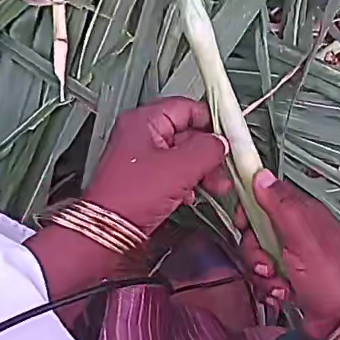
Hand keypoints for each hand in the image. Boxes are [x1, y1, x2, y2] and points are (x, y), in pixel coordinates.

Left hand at [83, 98, 230, 233]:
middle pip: (187, 133)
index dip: (211, 122)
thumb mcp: (179, 168)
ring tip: (214, 187)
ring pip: (182, 157)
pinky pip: (172, 174)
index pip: (187, 108)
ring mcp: (141, 158)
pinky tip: (190, 197)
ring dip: (201, 171)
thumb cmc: (132, 196)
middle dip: (209, 153)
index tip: (230, 138)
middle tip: (224, 169)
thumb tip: (222, 143)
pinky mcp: (143, 180)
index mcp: (145, 121)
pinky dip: (185, 184)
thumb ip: (208, 149)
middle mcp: (141, 135)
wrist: (109, 231)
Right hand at [239, 169, 339, 339]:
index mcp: (303, 215)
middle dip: (254, 252)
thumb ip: (281, 205)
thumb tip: (261, 176)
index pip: (265, 199)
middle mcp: (296, 233)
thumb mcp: (304, 236)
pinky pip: (263, 279)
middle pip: (254, 233)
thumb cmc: (333, 278)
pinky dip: (269, 289)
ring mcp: (291, 257)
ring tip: (281, 283)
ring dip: (262, 275)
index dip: (249, 211)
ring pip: (256, 258)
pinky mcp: (288, 278)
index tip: (243, 224)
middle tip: (268, 264)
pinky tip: (283, 294)